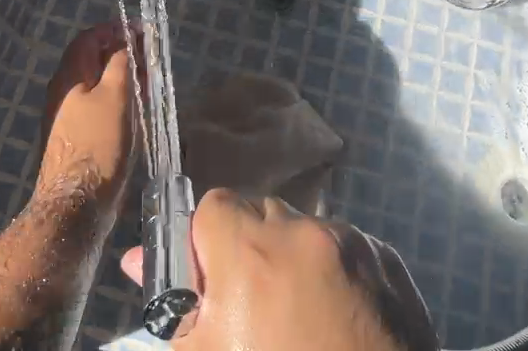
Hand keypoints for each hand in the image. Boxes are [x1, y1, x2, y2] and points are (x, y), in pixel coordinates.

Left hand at [35, 22, 136, 208]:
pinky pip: (101, 107)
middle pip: (94, 60)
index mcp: (69, 76)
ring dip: (124, 79)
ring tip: (151, 83)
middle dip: (124, 53)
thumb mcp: (116, 96)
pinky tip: (139, 111)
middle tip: (152, 58)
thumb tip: (127, 41)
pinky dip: (120, 101)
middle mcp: (65, 92)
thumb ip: (121, 63)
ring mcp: (69, 117)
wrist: (76, 205)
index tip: (144, 32)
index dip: (116, 29)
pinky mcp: (78, 138)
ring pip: (99, 85)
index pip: (90, 37)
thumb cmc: (98, 144)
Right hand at [119, 190, 436, 350]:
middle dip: (247, 249)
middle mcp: (305, 231)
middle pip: (258, 214)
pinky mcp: (389, 262)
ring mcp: (354, 242)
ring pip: (303, 230)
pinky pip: (345, 248)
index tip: (208, 284)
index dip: (204, 244)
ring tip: (296, 319)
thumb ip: (171, 306)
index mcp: (252, 251)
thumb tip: (138, 259)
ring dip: (291, 260)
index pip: (212, 206)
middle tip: (248, 306)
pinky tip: (334, 321)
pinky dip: (334, 273)